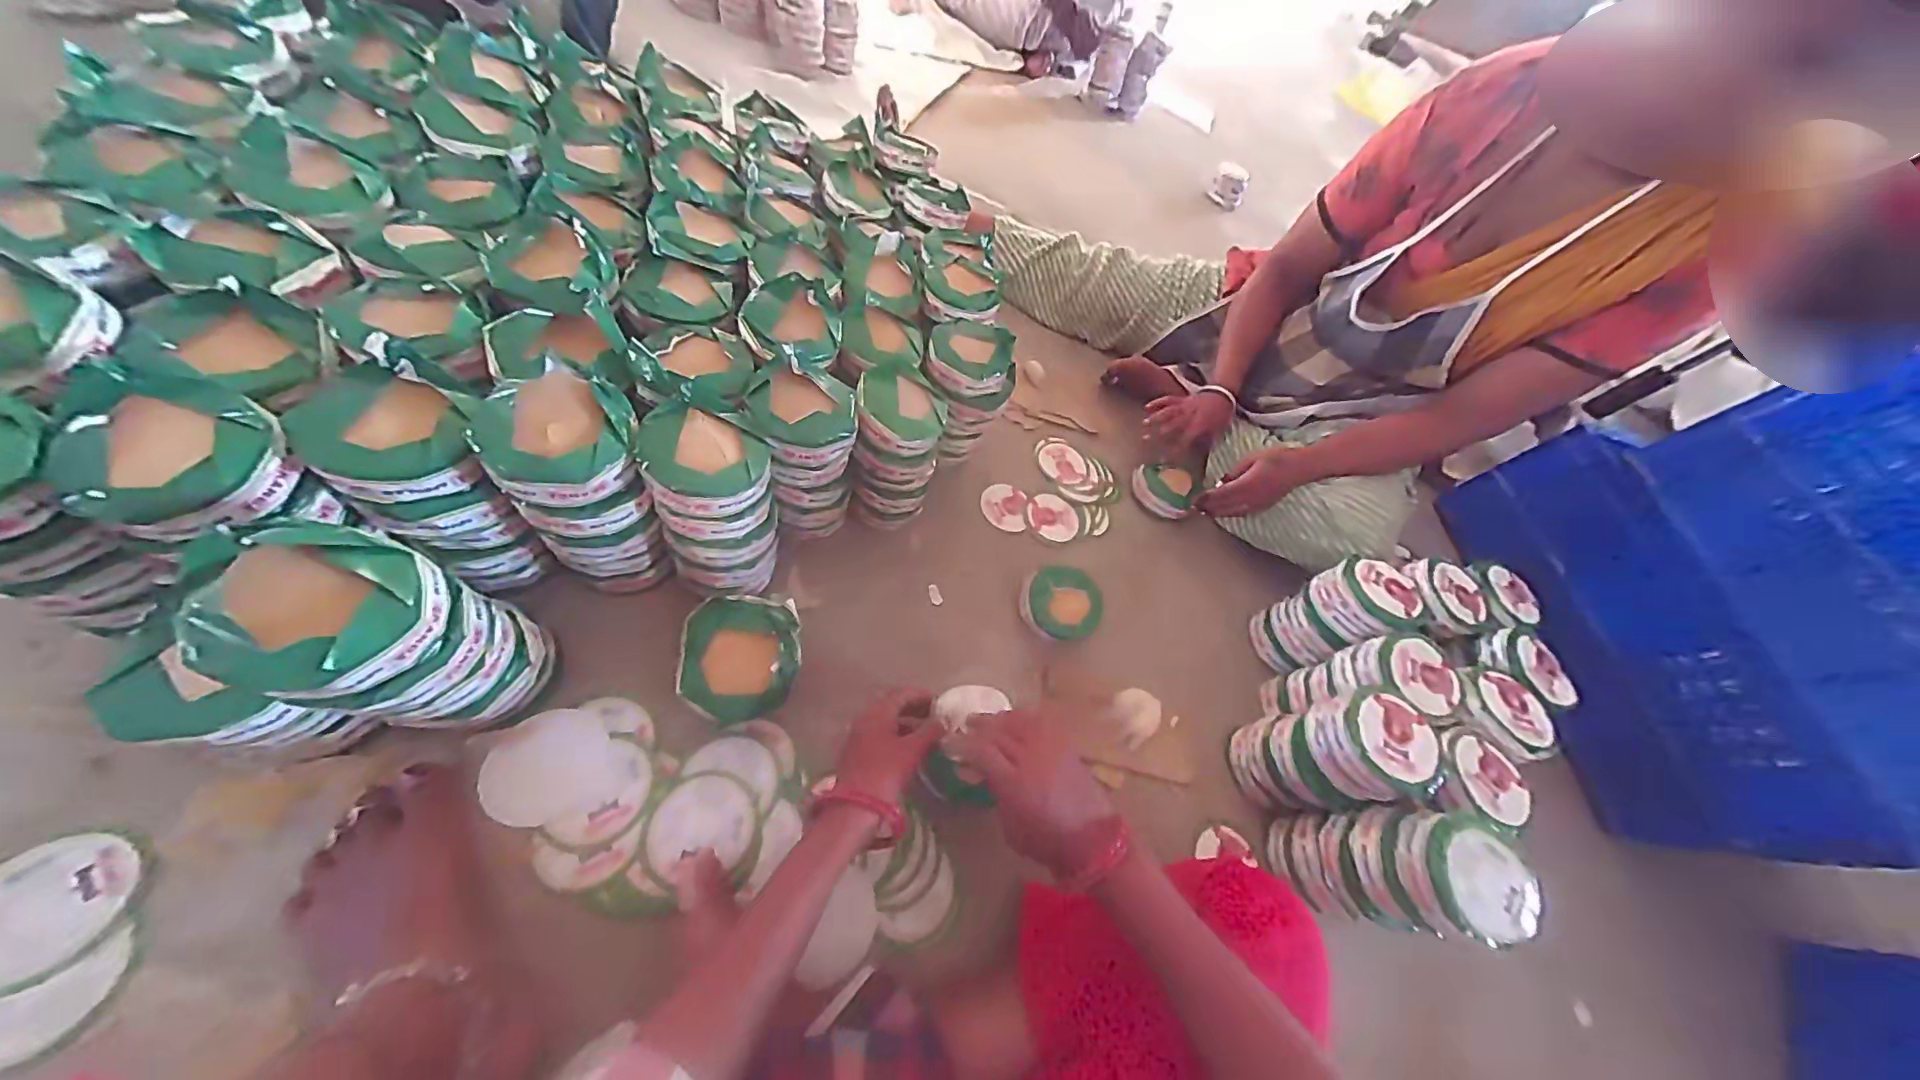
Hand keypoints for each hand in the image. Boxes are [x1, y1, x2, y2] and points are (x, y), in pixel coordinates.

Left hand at [833, 688, 941, 806]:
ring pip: (886, 721)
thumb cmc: (886, 772)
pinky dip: (896, 735)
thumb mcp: (912, 750)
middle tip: (935, 716)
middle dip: (915, 709)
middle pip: (892, 705)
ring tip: (926, 732)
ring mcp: (858, 734)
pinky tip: (910, 746)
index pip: (902, 694)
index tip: (940, 703)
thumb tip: (943, 721)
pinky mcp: (856, 751)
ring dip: (906, 723)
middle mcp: (865, 718)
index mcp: (877, 712)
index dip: (922, 696)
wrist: (857, 805)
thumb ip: (929, 732)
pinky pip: (879, 734)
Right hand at [951, 708, 1119, 881]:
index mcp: (1014, 783)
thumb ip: (994, 795)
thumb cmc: (1047, 841)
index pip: (981, 751)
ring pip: (1018, 720)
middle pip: (997, 732)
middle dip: (976, 727)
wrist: (1093, 838)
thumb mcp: (1010, 827)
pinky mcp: (1065, 744)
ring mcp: (1051, 748)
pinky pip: (1040, 721)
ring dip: (998, 718)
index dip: (961, 744)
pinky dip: (1023, 717)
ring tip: (986, 720)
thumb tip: (982, 775)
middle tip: (963, 726)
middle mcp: (1031, 758)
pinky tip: (1014, 720)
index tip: (948, 742)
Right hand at [1143, 391, 1233, 454]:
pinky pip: (1168, 399)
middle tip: (1146, 440)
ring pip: (1168, 411)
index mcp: (1199, 426)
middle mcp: (1189, 416)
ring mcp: (1184, 406)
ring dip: (1155, 417)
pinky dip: (1157, 402)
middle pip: (1171, 426)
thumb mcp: (1219, 431)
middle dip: (1158, 433)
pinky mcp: (1181, 399)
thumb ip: (1206, 442)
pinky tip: (1147, 407)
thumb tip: (1196, 453)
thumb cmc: (1221, 415)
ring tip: (1144, 423)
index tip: (1164, 458)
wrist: (1224, 394)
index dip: (1174, 450)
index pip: (1184, 440)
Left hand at [1196, 447, 1303, 517]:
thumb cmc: (1276, 459)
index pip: (1219, 496)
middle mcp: (1249, 500)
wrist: (1300, 469)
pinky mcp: (1260, 508)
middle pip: (1222, 509)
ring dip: (1215, 512)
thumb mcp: (1250, 460)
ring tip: (1202, 508)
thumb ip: (1234, 473)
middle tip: (1193, 506)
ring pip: (1229, 514)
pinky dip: (1226, 513)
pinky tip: (1220, 510)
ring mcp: (1255, 506)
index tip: (1192, 500)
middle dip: (1206, 508)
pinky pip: (1238, 514)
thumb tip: (1220, 482)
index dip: (1205, 500)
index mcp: (1246, 486)